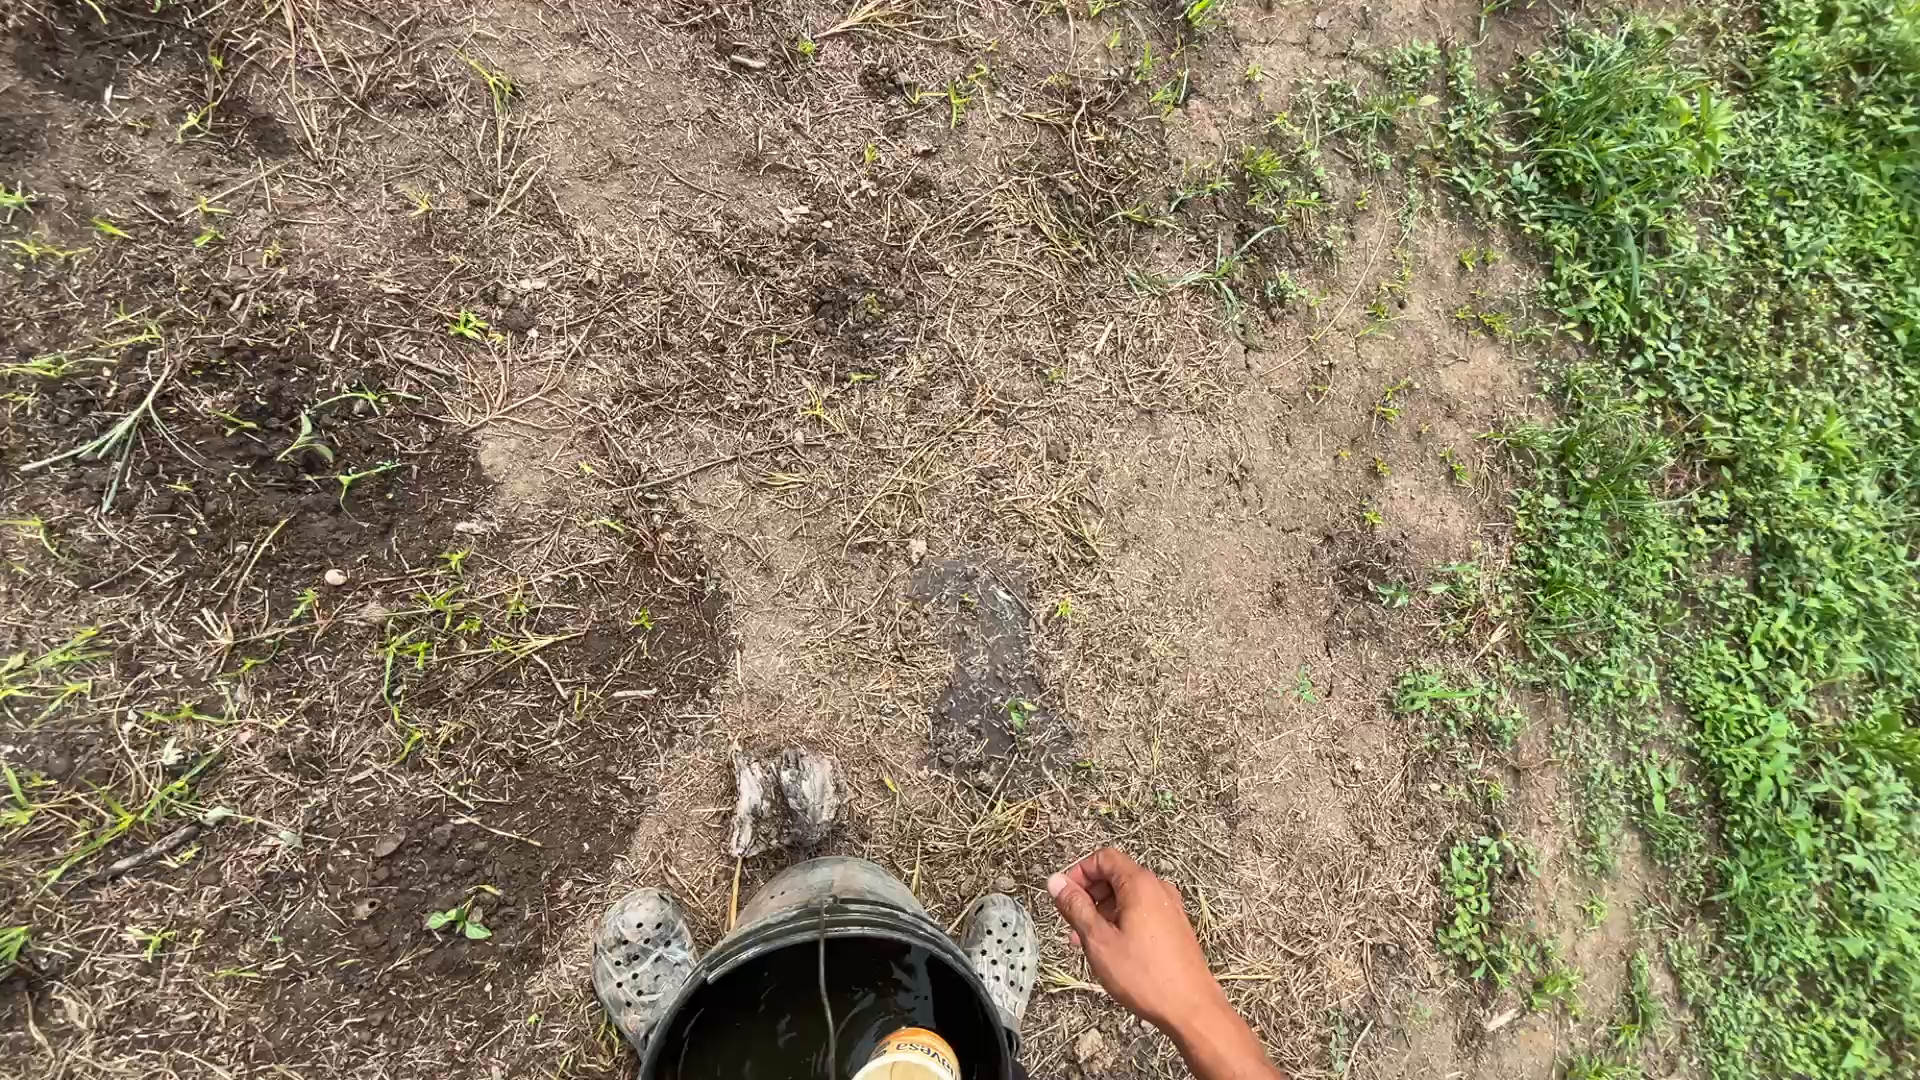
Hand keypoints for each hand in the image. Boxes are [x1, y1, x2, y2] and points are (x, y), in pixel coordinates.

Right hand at [1046, 848, 1226, 1033]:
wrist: (1193, 1011)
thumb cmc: (1147, 977)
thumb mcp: (1099, 940)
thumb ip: (1075, 907)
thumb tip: (1056, 883)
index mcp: (1140, 884)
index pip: (1103, 858)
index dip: (1079, 872)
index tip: (1065, 895)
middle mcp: (1158, 889)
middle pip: (1115, 875)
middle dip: (1089, 895)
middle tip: (1073, 922)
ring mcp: (1169, 908)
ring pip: (1127, 896)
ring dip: (1103, 912)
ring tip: (1090, 943)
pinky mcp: (1175, 927)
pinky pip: (1141, 912)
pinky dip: (1121, 921)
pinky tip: (1114, 950)